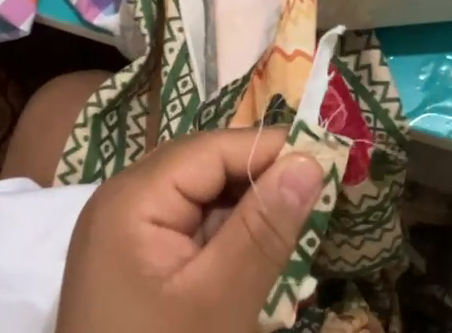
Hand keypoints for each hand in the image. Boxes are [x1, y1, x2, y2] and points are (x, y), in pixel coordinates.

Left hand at [57, 128, 324, 332]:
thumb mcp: (218, 302)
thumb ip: (262, 229)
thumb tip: (309, 161)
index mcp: (133, 196)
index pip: (212, 148)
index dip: (270, 150)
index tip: (330, 162)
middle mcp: (121, 200)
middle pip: (203, 168)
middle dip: (260, 178)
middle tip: (321, 195)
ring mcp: (122, 233)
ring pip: (198, 198)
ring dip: (246, 211)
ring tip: (297, 225)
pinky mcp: (130, 263)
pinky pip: (185, 230)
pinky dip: (222, 238)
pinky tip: (255, 256)